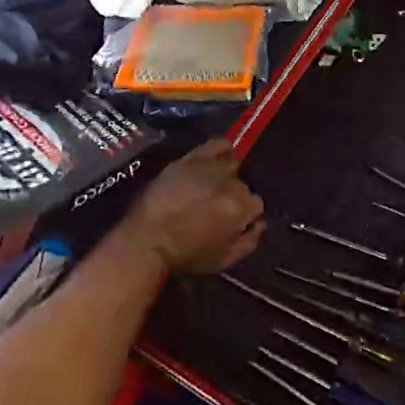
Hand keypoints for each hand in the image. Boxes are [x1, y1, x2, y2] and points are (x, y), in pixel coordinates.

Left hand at [123, 139, 263, 272]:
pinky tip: (222, 155)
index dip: (245, 214)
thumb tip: (260, 223)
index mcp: (240, 208)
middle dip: (234, 197)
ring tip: (213, 187)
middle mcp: (230, 184)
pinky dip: (223, 148)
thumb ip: (250, 241)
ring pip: (231, 166)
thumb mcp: (225, 260)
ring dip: (226, 177)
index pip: (256, 204)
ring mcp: (209, 169)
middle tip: (217, 209)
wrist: (144, 243)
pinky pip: (215, 145)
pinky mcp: (190, 161)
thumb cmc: (185, 256)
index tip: (232, 222)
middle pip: (242, 186)